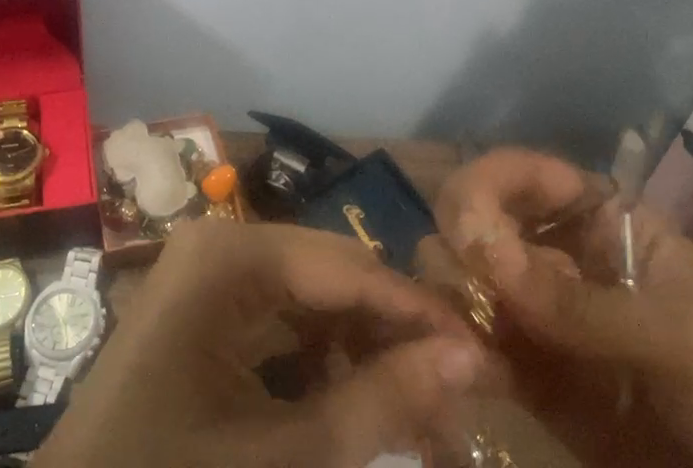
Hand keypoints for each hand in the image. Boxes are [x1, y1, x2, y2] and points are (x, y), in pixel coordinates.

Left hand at [33, 217, 488, 467]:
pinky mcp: (202, 309)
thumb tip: (471, 356)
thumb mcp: (289, 452)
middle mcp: (219, 245)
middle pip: (335, 277)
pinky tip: (362, 405)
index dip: (423, 315)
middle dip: (397, 338)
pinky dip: (326, 362)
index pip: (352, 268)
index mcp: (229, 256)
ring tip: (422, 418)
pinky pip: (282, 320)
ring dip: (368, 354)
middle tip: (459, 404)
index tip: (490, 364)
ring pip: (314, 300)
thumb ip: (383, 400)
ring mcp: (206, 275)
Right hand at [434, 147, 692, 467]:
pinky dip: (461, 355)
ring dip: (450, 302)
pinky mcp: (544, 392)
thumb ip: (584, 304)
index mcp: (620, 234)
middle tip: (452, 290)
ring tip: (443, 334)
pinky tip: (455, 367)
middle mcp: (576, 270)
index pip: (539, 181)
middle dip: (461, 247)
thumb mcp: (687, 346)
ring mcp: (557, 332)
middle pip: (493, 230)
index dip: (495, 182)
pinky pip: (487, 358)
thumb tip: (482, 254)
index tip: (465, 219)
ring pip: (478, 292)